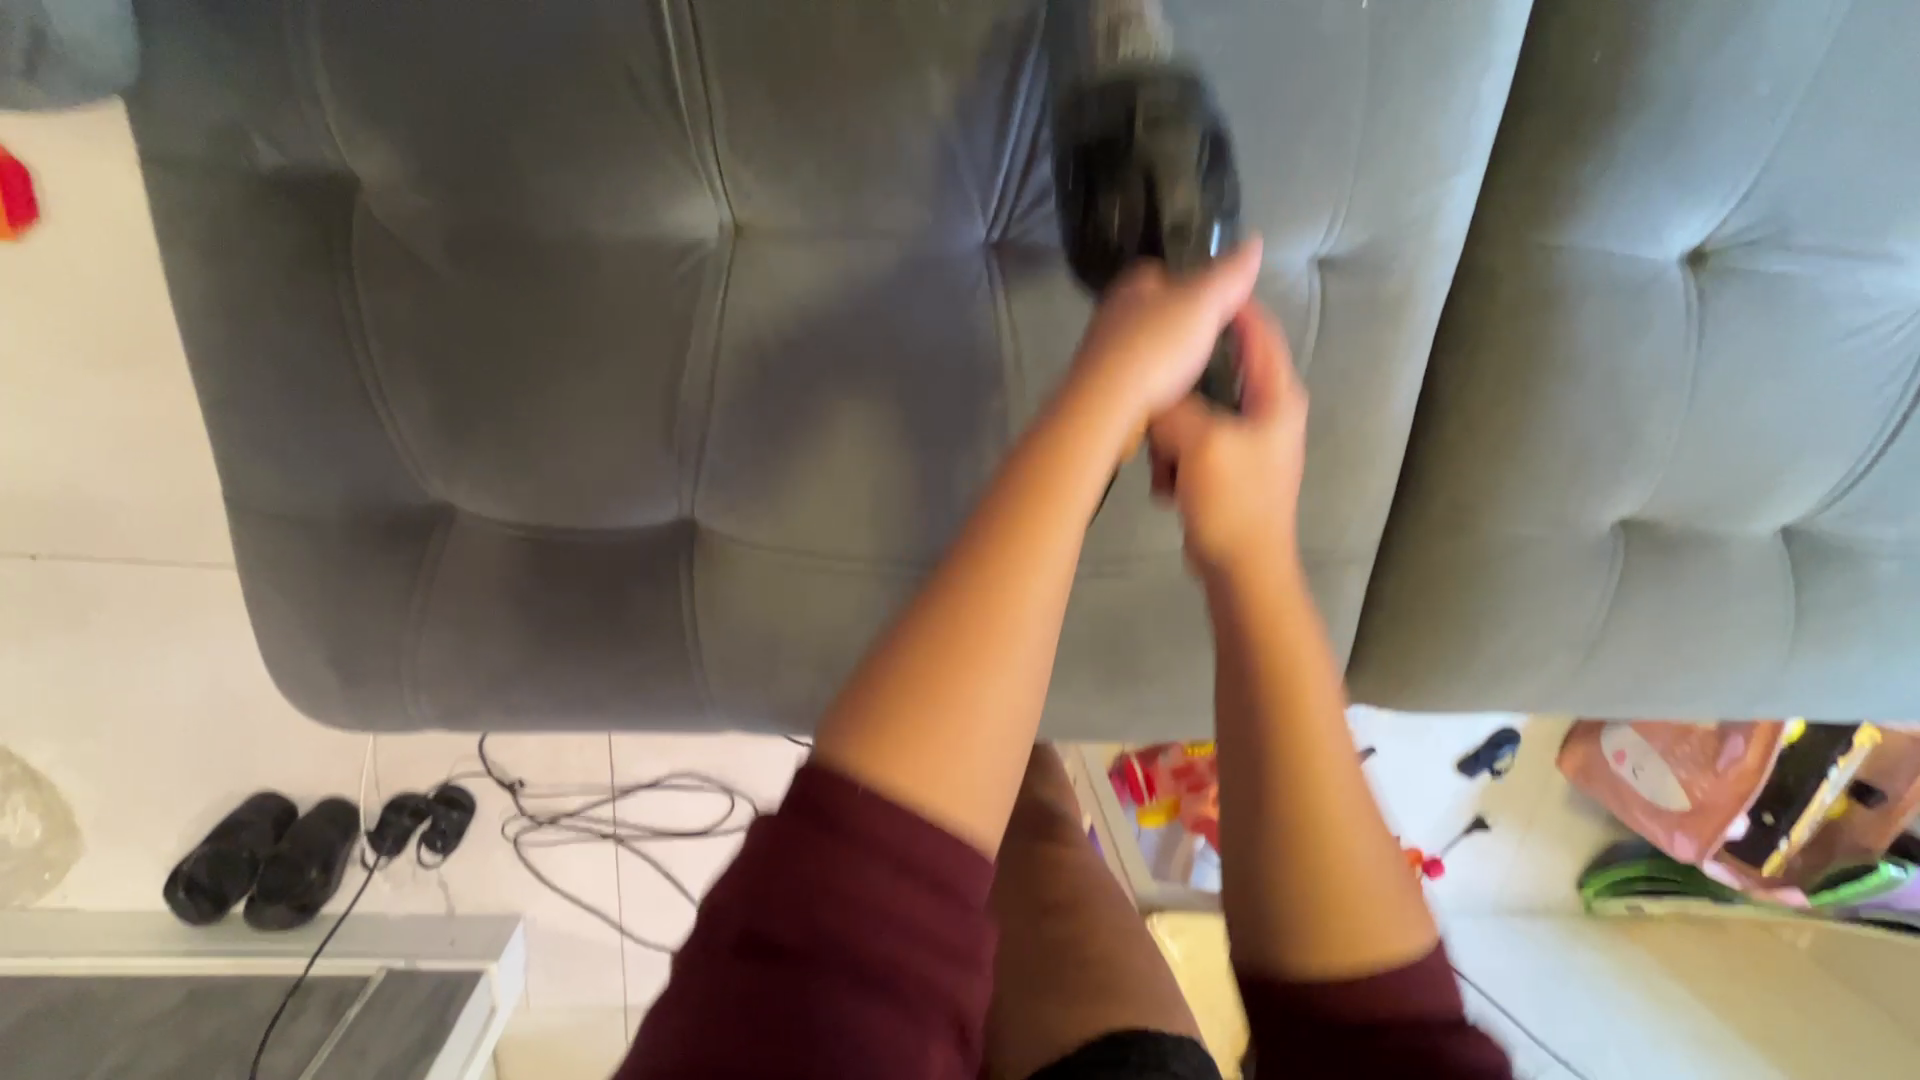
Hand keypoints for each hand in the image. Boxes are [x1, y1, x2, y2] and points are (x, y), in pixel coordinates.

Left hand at [1065, 239, 1264, 425]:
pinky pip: (1131, 378)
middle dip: (1172, 318)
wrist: (1107, 407)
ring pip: (1138, 344)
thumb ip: (1228, 276)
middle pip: (1147, 308)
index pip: (1157, 271)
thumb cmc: (1153, 348)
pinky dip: (1150, 383)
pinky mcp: (1102, 389)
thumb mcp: (1202, 304)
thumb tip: (1253, 242)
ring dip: (1160, 352)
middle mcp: (1111, 316)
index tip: (1208, 296)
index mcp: (1132, 287)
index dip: (1185, 278)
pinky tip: (1169, 395)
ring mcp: (1101, 354)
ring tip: (1190, 367)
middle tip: (1204, 335)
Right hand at [1146, 302, 1307, 574]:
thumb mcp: (1202, 443)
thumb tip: (1151, 395)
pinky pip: (1190, 447)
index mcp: (1276, 395)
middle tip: (1149, 391)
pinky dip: (1174, 460)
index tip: (1186, 295)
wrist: (1244, 569)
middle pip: (1215, 375)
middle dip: (1179, 388)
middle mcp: (1265, 412)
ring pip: (1195, 414)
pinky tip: (1166, 483)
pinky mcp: (1224, 470)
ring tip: (1159, 458)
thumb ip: (1174, 408)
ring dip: (1170, 434)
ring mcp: (1244, 443)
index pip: (1257, 331)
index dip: (1228, 307)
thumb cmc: (1235, 502)